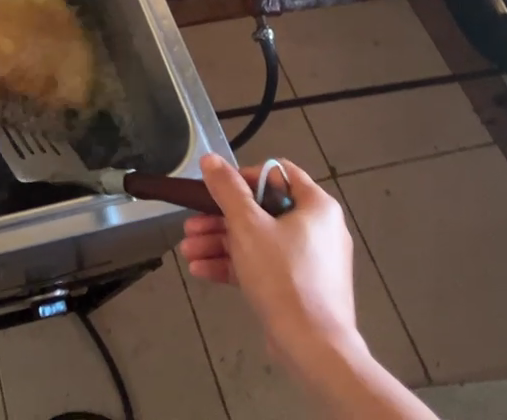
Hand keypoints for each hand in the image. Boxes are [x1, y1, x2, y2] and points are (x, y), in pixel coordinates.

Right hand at [179, 154, 364, 370]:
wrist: (313, 347)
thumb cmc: (283, 275)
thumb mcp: (247, 226)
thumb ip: (227, 189)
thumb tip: (210, 159)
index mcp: (315, 206)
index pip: (276, 173)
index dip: (243, 177)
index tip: (216, 191)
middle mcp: (317, 228)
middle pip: (260, 210)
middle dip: (219, 219)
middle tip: (191, 226)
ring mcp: (309, 261)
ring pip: (257, 240)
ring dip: (219, 243)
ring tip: (188, 252)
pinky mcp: (299, 287)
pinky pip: (264, 265)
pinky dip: (235, 265)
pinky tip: (201, 270)